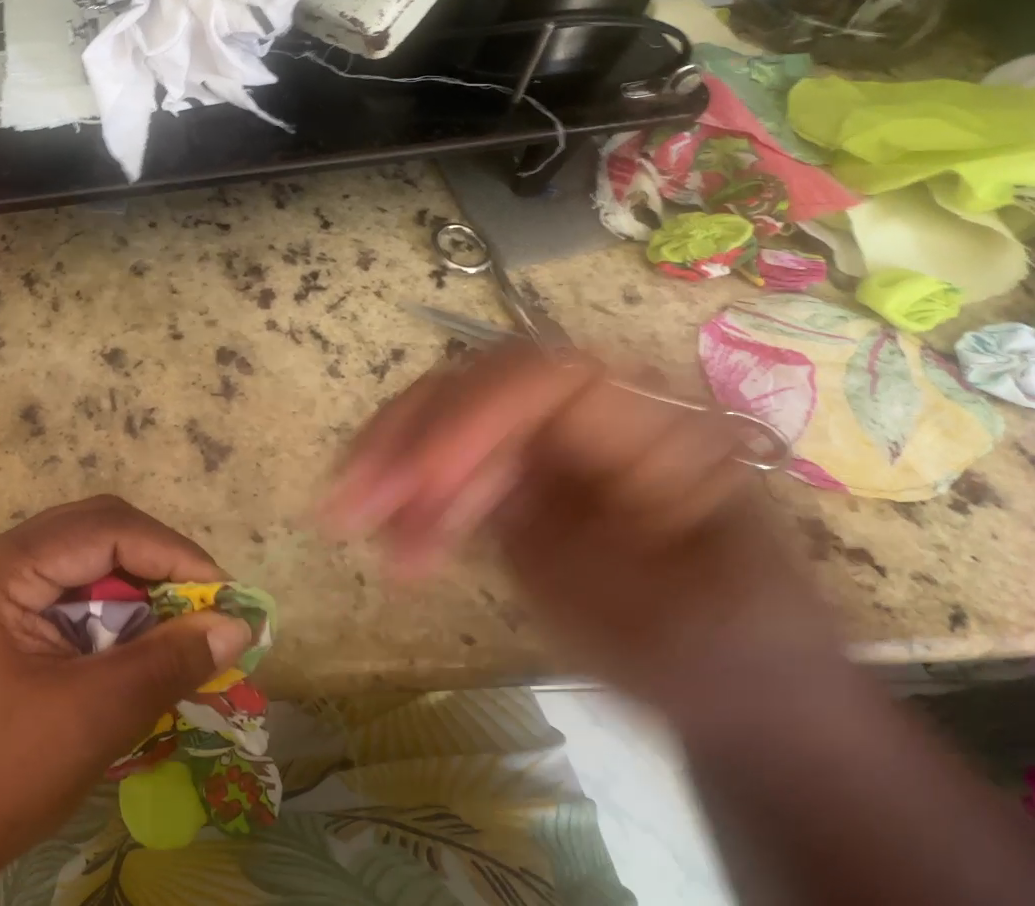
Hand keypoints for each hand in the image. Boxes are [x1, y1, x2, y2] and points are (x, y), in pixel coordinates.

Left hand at [0, 496, 253, 905]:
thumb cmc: (2, 770)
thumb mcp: (95, 713)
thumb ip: (169, 661)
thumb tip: (238, 625)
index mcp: (3, 567)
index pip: (104, 528)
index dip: (173, 553)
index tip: (226, 598)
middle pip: (94, 535)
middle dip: (158, 568)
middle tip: (207, 612)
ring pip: (84, 567)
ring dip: (138, 595)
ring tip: (182, 635)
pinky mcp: (0, 628)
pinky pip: (69, 601)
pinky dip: (113, 620)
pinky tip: (140, 654)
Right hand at [318, 344, 841, 717]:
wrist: (732, 693)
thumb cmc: (732, 661)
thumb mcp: (688, 610)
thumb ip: (594, 545)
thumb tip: (498, 490)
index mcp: (655, 429)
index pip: (549, 383)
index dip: (472, 418)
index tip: (420, 487)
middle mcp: (587, 422)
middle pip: (476, 387)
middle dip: (408, 440)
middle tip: (352, 504)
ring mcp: (538, 449)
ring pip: (437, 419)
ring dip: (384, 465)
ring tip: (345, 521)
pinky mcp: (501, 484)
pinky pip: (430, 467)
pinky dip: (394, 497)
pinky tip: (384, 542)